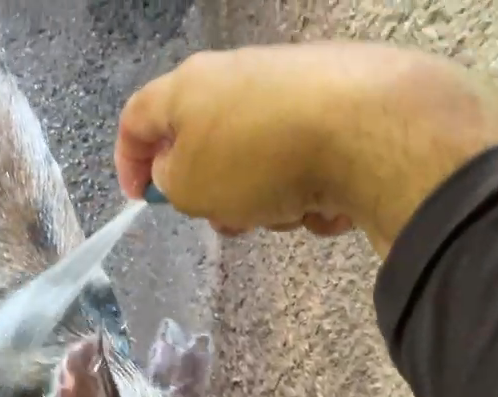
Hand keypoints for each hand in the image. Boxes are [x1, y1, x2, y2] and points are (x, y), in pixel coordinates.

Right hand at [115, 42, 497, 253]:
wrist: (370, 128)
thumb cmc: (258, 159)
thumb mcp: (188, 187)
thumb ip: (168, 182)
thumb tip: (177, 171)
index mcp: (189, 87)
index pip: (136, 118)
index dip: (127, 163)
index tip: (139, 201)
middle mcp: (236, 74)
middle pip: (204, 144)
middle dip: (212, 193)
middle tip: (225, 221)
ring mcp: (290, 85)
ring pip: (254, 160)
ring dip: (260, 199)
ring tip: (285, 214)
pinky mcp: (337, 103)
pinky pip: (302, 160)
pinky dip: (305, 189)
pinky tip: (324, 202)